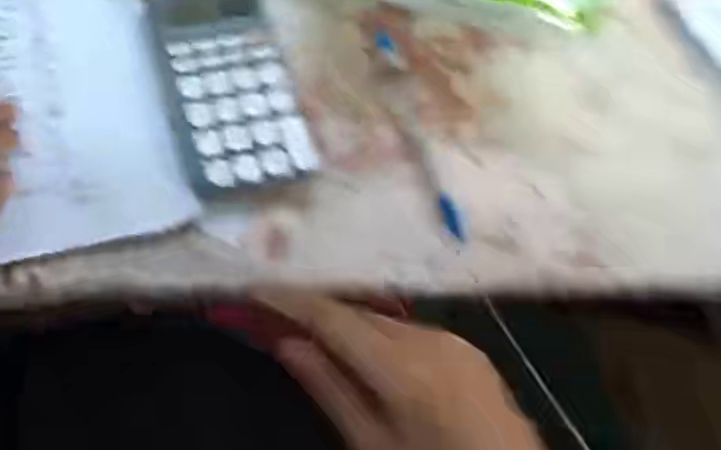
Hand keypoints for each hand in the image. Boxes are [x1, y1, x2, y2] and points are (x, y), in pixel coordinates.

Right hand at [258, 292, 545, 449]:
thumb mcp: (377, 449)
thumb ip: (329, 390)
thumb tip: (284, 342)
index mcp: (405, 368)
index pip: (329, 316)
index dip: (286, 299)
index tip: (249, 287)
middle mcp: (429, 340)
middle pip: (354, 314)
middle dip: (313, 312)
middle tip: (272, 312)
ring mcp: (455, 343)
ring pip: (379, 320)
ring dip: (345, 325)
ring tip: (312, 334)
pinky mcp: (470, 353)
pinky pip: (406, 332)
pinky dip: (377, 337)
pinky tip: (363, 354)